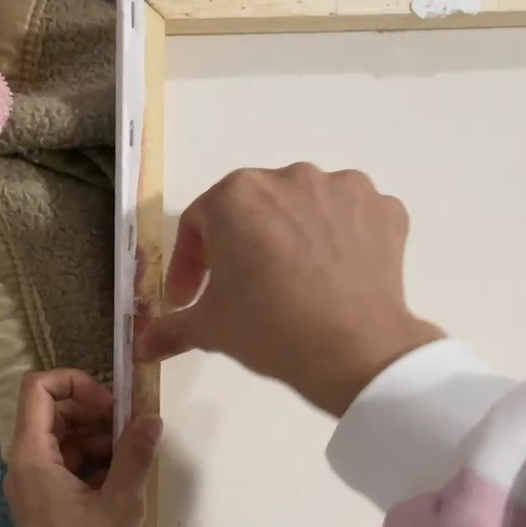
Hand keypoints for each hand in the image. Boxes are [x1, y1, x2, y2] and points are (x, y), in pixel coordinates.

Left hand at [3, 370, 162, 526]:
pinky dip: (93, 466)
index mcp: (31, 455)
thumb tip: (151, 417)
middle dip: (95, 414)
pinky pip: (66, 468)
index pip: (38, 388)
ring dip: (99, 441)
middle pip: (53, 414)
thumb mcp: (121, 502)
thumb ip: (136, 453)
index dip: (75, 383)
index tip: (111, 406)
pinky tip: (124, 482)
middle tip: (133, 432)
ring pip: (63, 442)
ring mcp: (32, 486)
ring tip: (135, 460)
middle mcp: (24, 465)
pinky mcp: (44, 506)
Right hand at [134, 163, 444, 416]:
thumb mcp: (208, 328)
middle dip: (239, 245)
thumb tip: (142, 346)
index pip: (197, 223)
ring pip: (301, 209)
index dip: (188, 264)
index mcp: (235, 197)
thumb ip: (170, 328)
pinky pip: (347, 218)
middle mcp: (288, 177)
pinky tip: (330, 275)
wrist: (352, 349)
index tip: (190, 298)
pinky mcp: (383, 207)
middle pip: (251, 209)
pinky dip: (335, 239)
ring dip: (288, 237)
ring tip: (289, 281)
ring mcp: (342, 188)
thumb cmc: (265, 327)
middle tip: (237, 289)